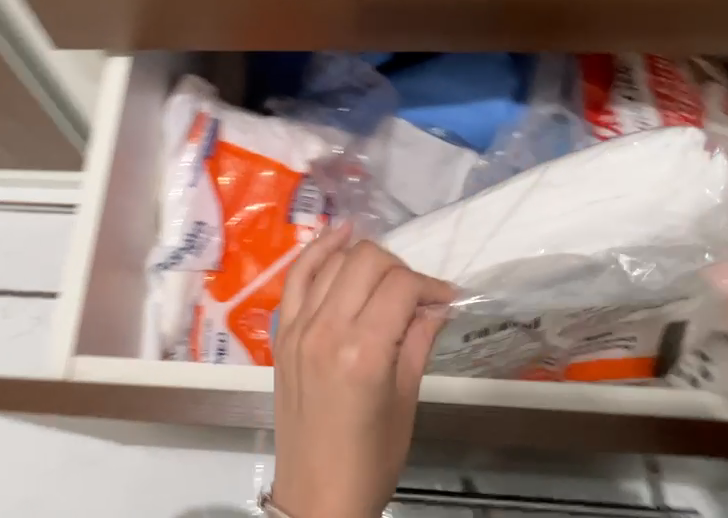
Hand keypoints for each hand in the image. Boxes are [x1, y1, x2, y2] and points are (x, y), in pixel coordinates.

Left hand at [271, 225, 457, 517]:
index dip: (429, 285)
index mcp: (364, 351)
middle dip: (399, 267)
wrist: (317, 493)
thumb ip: (418, 341)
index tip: (446, 296)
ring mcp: (298, 326)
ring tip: (386, 273)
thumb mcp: (405, 400)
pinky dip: (318, 251)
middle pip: (366, 261)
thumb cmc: (370, 457)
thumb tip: (437, 303)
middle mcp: (326, 328)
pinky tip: (339, 235)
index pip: (401, 287)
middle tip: (416, 292)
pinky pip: (298, 275)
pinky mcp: (282, 330)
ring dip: (364, 257)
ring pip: (333, 261)